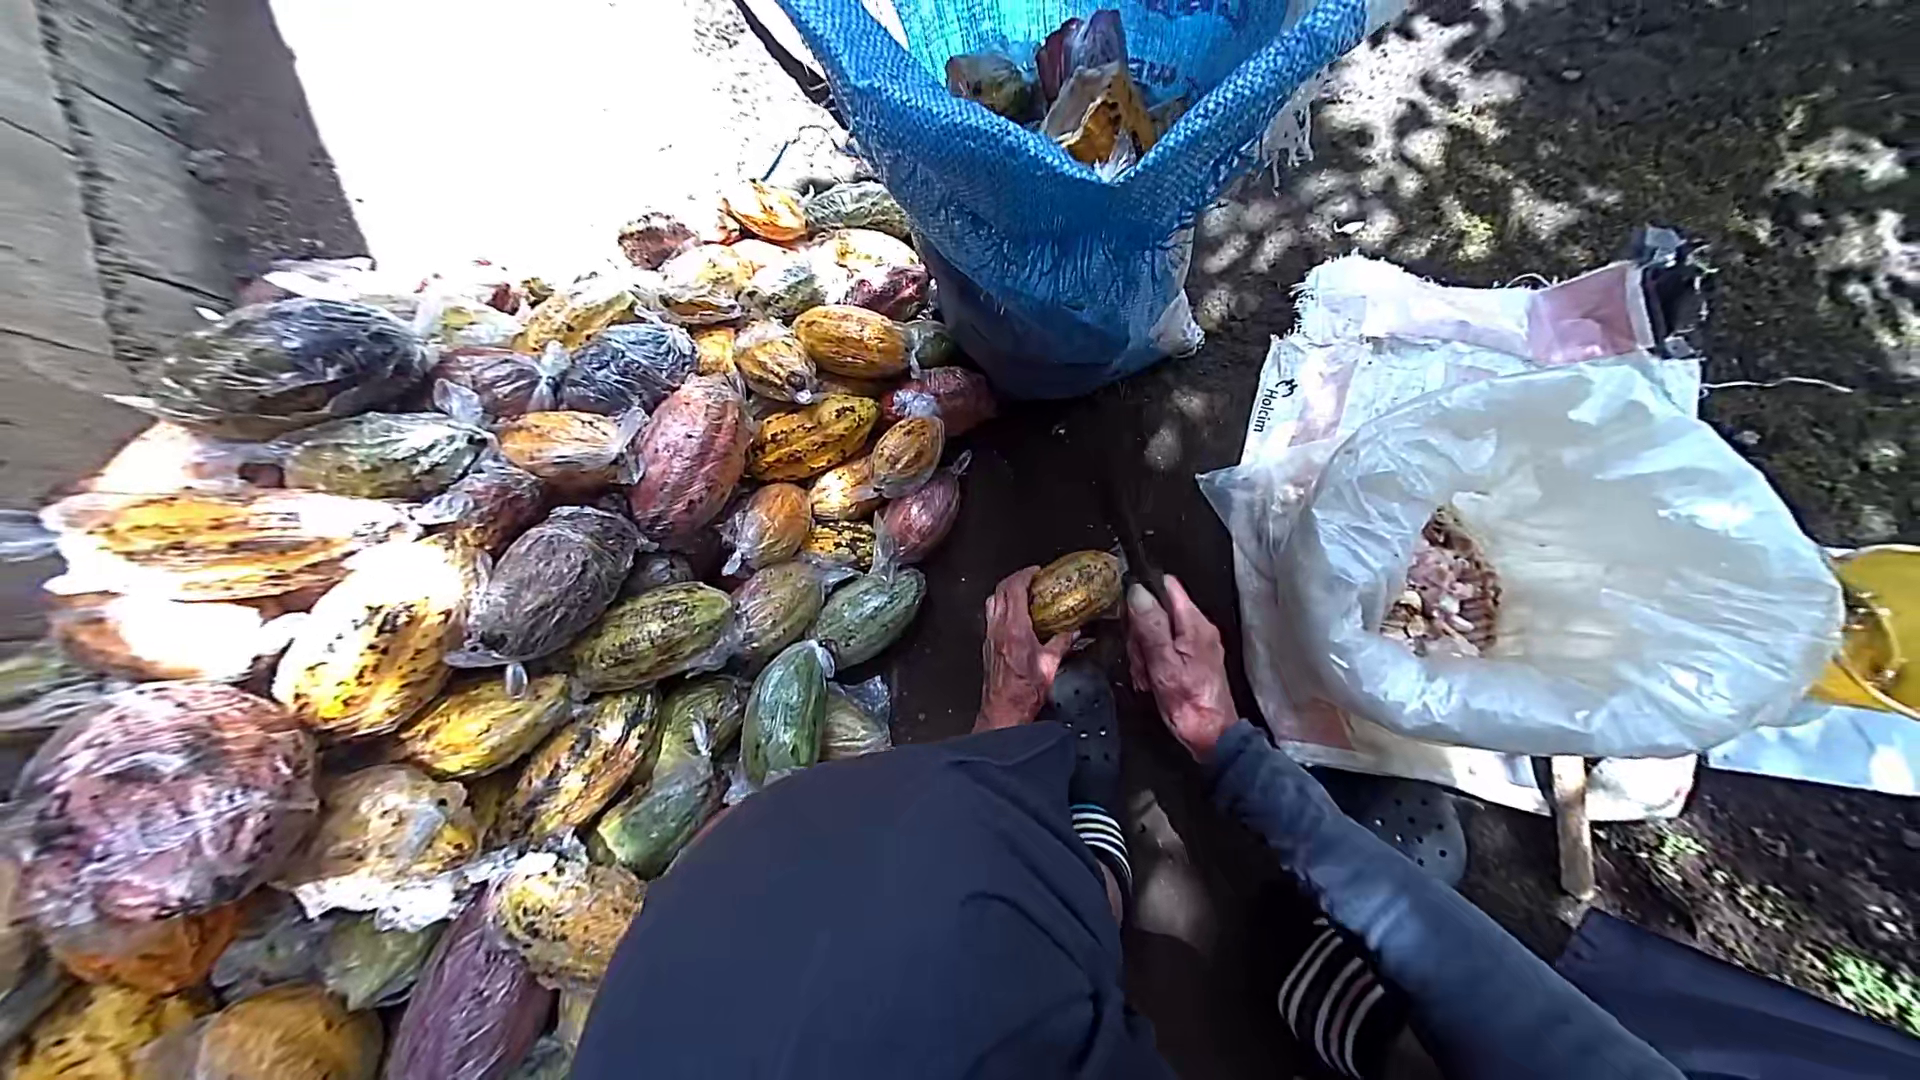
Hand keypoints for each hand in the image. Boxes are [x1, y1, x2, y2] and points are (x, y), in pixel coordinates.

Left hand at [976, 567, 1076, 731]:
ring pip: (991, 602)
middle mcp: (998, 630)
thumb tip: (1074, 631)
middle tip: (1029, 578)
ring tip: (1021, 592)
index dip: (1024, 575)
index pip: (1013, 590)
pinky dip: (1001, 607)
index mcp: (1014, 631)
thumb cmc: (1023, 694)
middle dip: (1013, 579)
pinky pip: (991, 617)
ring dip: (1004, 592)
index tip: (1035, 572)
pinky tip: (1013, 615)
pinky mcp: (987, 646)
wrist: (1003, 712)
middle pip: (998, 591)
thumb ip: (1063, 643)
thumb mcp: (1050, 665)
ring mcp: (989, 637)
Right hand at [1126, 575, 1235, 761]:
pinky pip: (1162, 646)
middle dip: (1138, 630)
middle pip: (1156, 608)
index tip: (1128, 612)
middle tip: (1139, 655)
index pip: (1166, 585)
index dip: (1142, 592)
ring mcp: (1195, 643)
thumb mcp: (1163, 663)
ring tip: (1145, 672)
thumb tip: (1138, 592)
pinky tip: (1150, 677)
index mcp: (1194, 624)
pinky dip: (1150, 659)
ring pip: (1155, 628)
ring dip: (1142, 649)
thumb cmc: (1190, 705)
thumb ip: (1150, 626)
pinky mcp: (1191, 657)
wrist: (1211, 737)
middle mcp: (1198, 628)